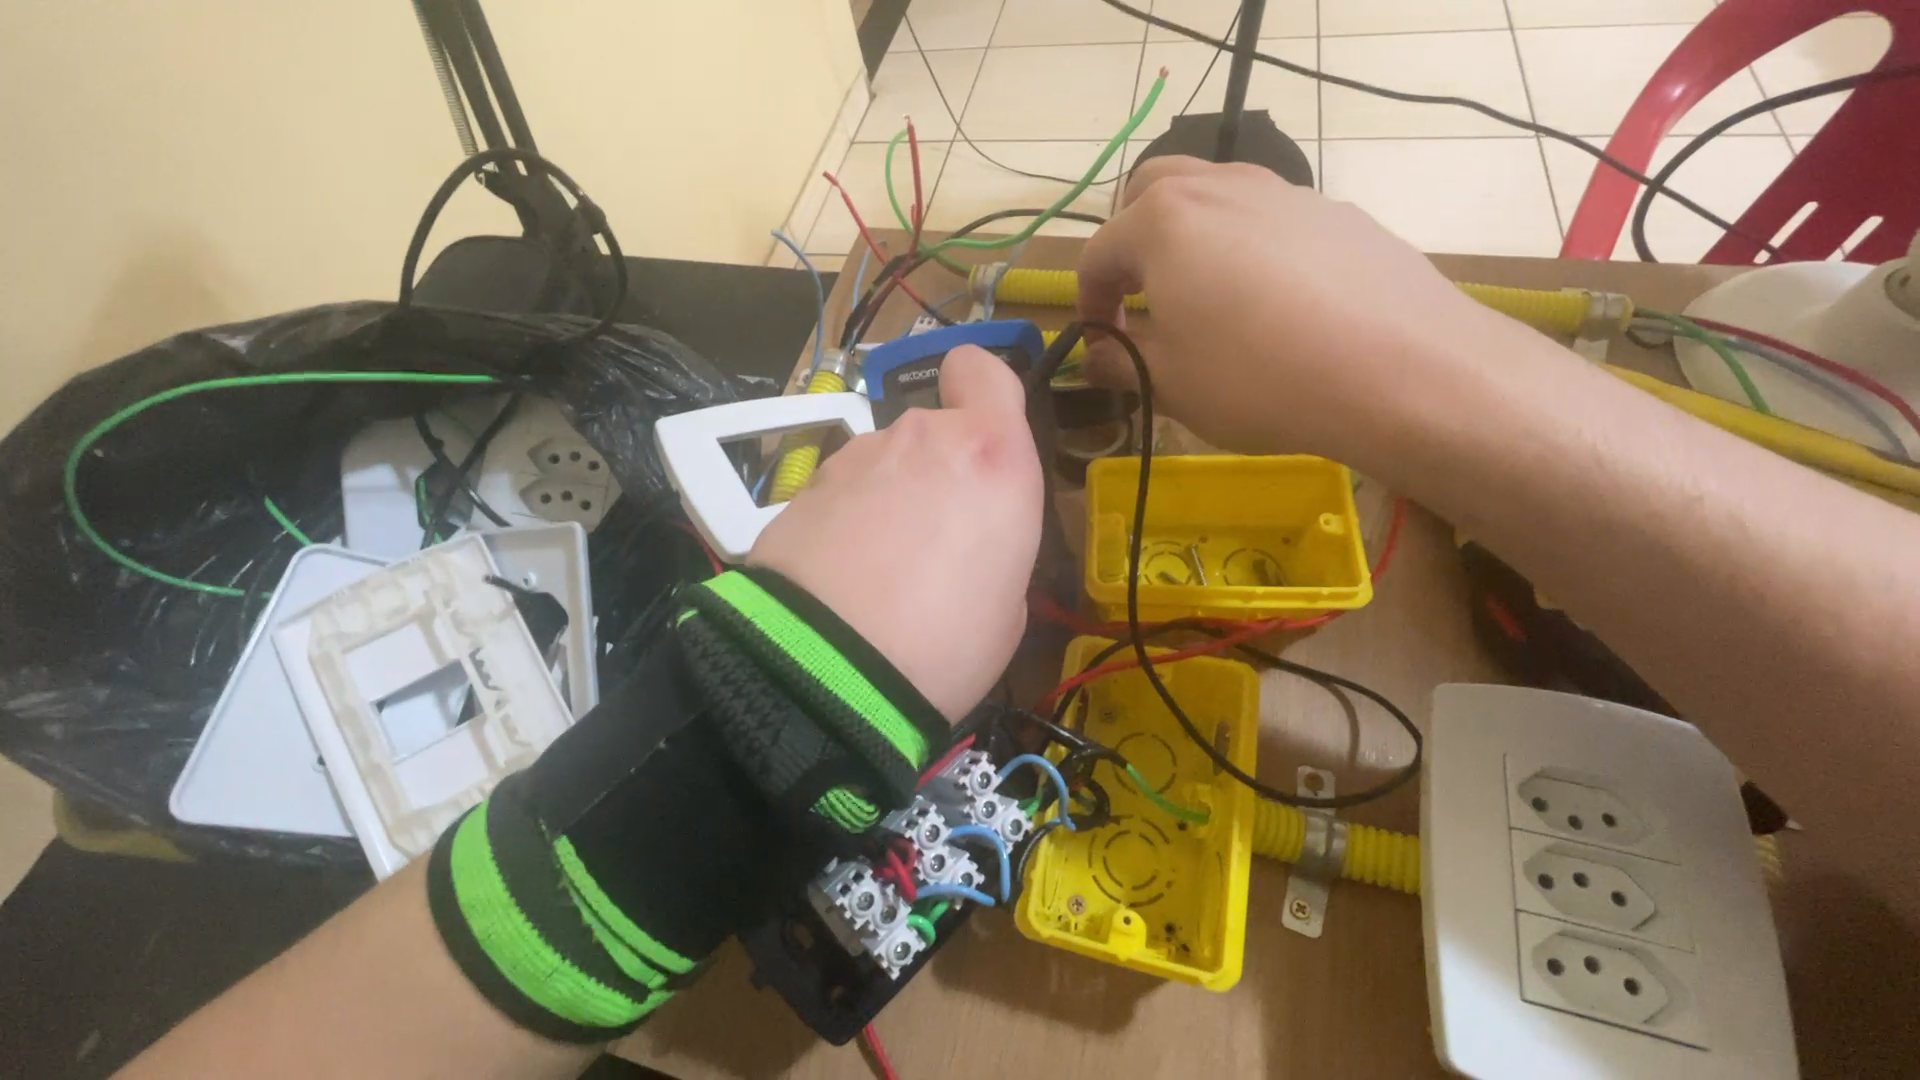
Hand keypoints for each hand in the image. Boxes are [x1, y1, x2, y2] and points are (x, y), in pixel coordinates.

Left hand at [749, 346, 1042, 722]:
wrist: (831, 672)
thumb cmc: (948, 644)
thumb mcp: (1008, 604)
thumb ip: (992, 545)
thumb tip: (967, 542)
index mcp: (992, 457)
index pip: (984, 371)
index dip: (981, 391)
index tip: (983, 433)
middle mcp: (922, 439)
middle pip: (934, 431)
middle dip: (936, 472)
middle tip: (934, 542)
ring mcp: (855, 459)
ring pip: (885, 463)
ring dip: (889, 498)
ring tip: (880, 572)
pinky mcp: (802, 490)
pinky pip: (843, 493)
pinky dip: (847, 521)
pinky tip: (841, 578)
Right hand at [1077, 155, 1514, 461]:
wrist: (1399, 370)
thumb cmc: (1257, 377)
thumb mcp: (1167, 383)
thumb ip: (1118, 362)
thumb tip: (1098, 355)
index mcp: (1163, 222)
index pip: (1098, 252)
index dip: (1089, 301)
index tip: (1101, 342)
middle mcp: (1220, 187)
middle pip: (1151, 192)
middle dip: (1133, 243)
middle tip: (1144, 298)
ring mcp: (1285, 193)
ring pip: (1215, 196)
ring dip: (1192, 239)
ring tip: (1208, 300)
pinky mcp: (1337, 213)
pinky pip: (1271, 219)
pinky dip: (1249, 248)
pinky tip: (1276, 307)